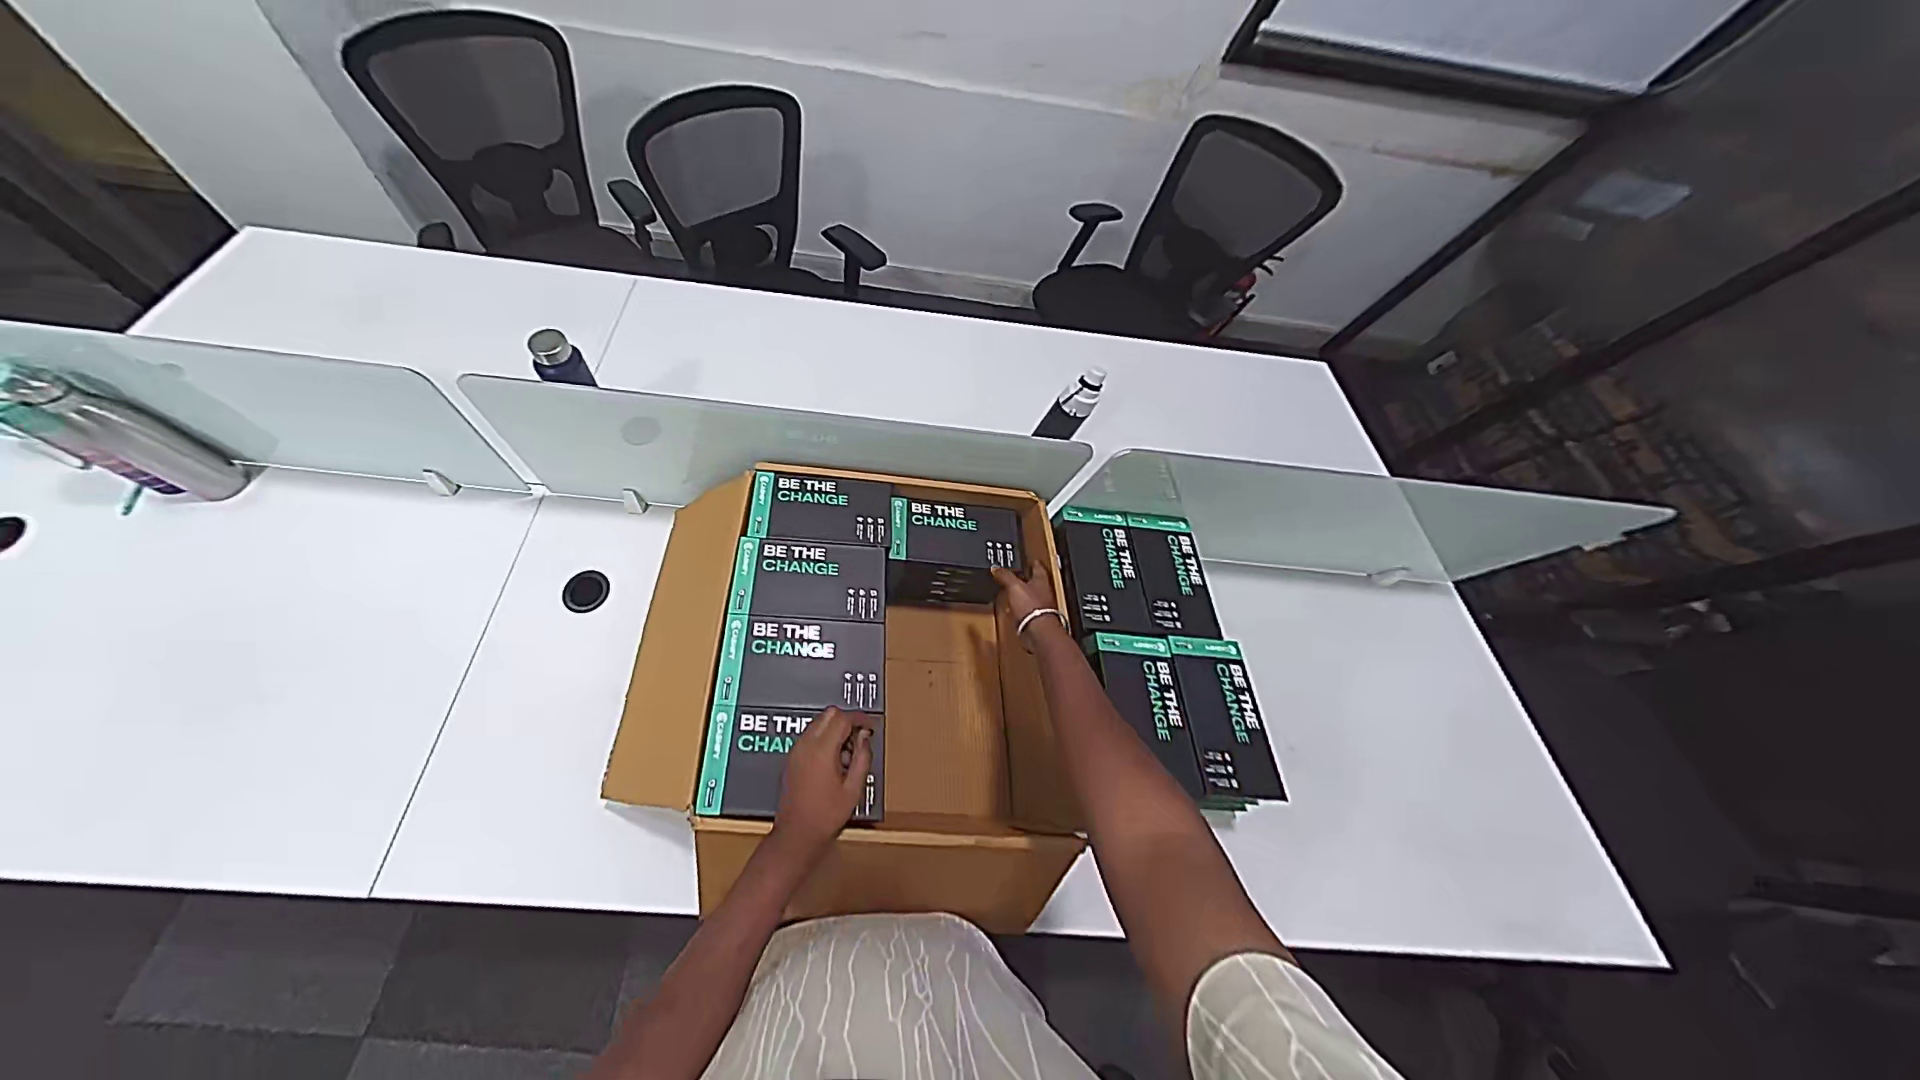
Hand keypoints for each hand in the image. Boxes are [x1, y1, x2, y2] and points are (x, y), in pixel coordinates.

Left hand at [773, 707, 874, 854]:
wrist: (797, 834)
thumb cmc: (824, 816)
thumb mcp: (853, 788)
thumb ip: (862, 758)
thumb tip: (864, 738)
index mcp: (821, 750)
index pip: (842, 718)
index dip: (860, 718)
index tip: (870, 725)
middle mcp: (806, 746)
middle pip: (829, 714)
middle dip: (847, 720)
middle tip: (860, 737)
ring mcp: (796, 751)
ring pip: (819, 723)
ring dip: (835, 729)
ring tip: (848, 754)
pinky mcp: (792, 759)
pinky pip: (811, 736)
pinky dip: (824, 738)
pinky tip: (834, 760)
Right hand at [992, 564, 1064, 643]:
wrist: (1038, 631)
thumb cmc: (1032, 607)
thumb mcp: (1014, 586)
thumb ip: (1005, 576)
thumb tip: (996, 568)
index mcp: (1041, 580)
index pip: (1038, 567)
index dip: (1033, 563)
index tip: (1030, 560)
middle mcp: (1043, 592)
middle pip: (1035, 582)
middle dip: (1027, 578)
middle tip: (1020, 575)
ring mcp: (1040, 606)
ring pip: (1031, 596)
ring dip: (1023, 594)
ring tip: (1013, 591)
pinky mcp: (1035, 619)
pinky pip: (1027, 610)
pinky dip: (1020, 608)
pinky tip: (1014, 610)